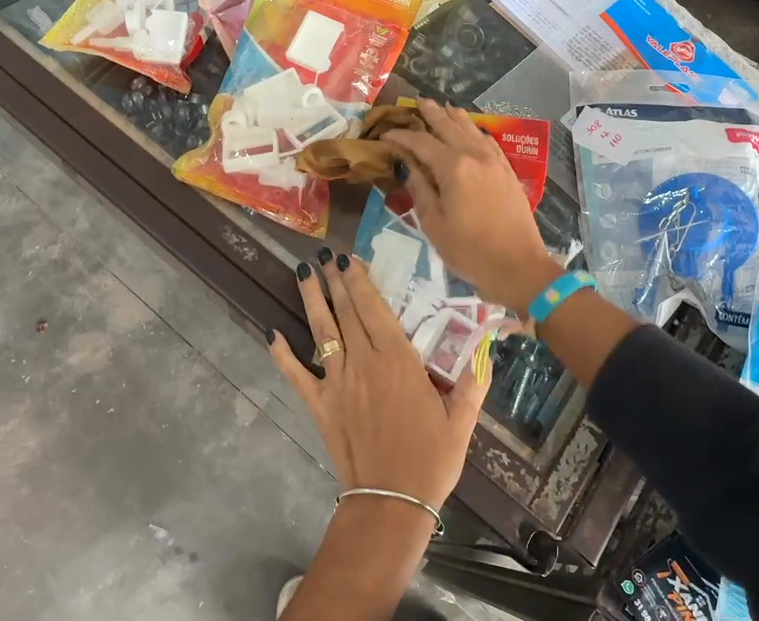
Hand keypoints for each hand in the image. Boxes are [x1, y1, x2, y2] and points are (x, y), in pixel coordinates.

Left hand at [268, 249, 492, 509]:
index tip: (350, 258)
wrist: (391, 502)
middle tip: (326, 256)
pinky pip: (296, 374)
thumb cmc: (431, 459)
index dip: (360, 280)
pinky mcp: (319, 404)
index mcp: (397, 359)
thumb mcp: (462, 420)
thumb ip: (473, 380)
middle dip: (335, 281)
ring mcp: (337, 381)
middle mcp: (363, 361)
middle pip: (346, 311)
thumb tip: (487, 346)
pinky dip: (282, 354)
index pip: (374, 307)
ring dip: (311, 300)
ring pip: (321, 331)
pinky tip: (271, 332)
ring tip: (304, 274)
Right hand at [379, 100, 565, 314]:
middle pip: (449, 127)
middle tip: (417, 102)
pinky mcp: (508, 172)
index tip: (386, 134)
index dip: (401, 136)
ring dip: (454, 117)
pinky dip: (475, 132)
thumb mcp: (434, 224)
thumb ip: (421, 190)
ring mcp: (495, 162)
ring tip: (443, 108)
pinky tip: (471, 131)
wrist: (519, 267)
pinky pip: (488, 142)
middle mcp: (475, 156)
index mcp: (453, 168)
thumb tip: (409, 166)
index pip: (421, 143)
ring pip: (471, 130)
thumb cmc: (470, 251)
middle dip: (431, 114)